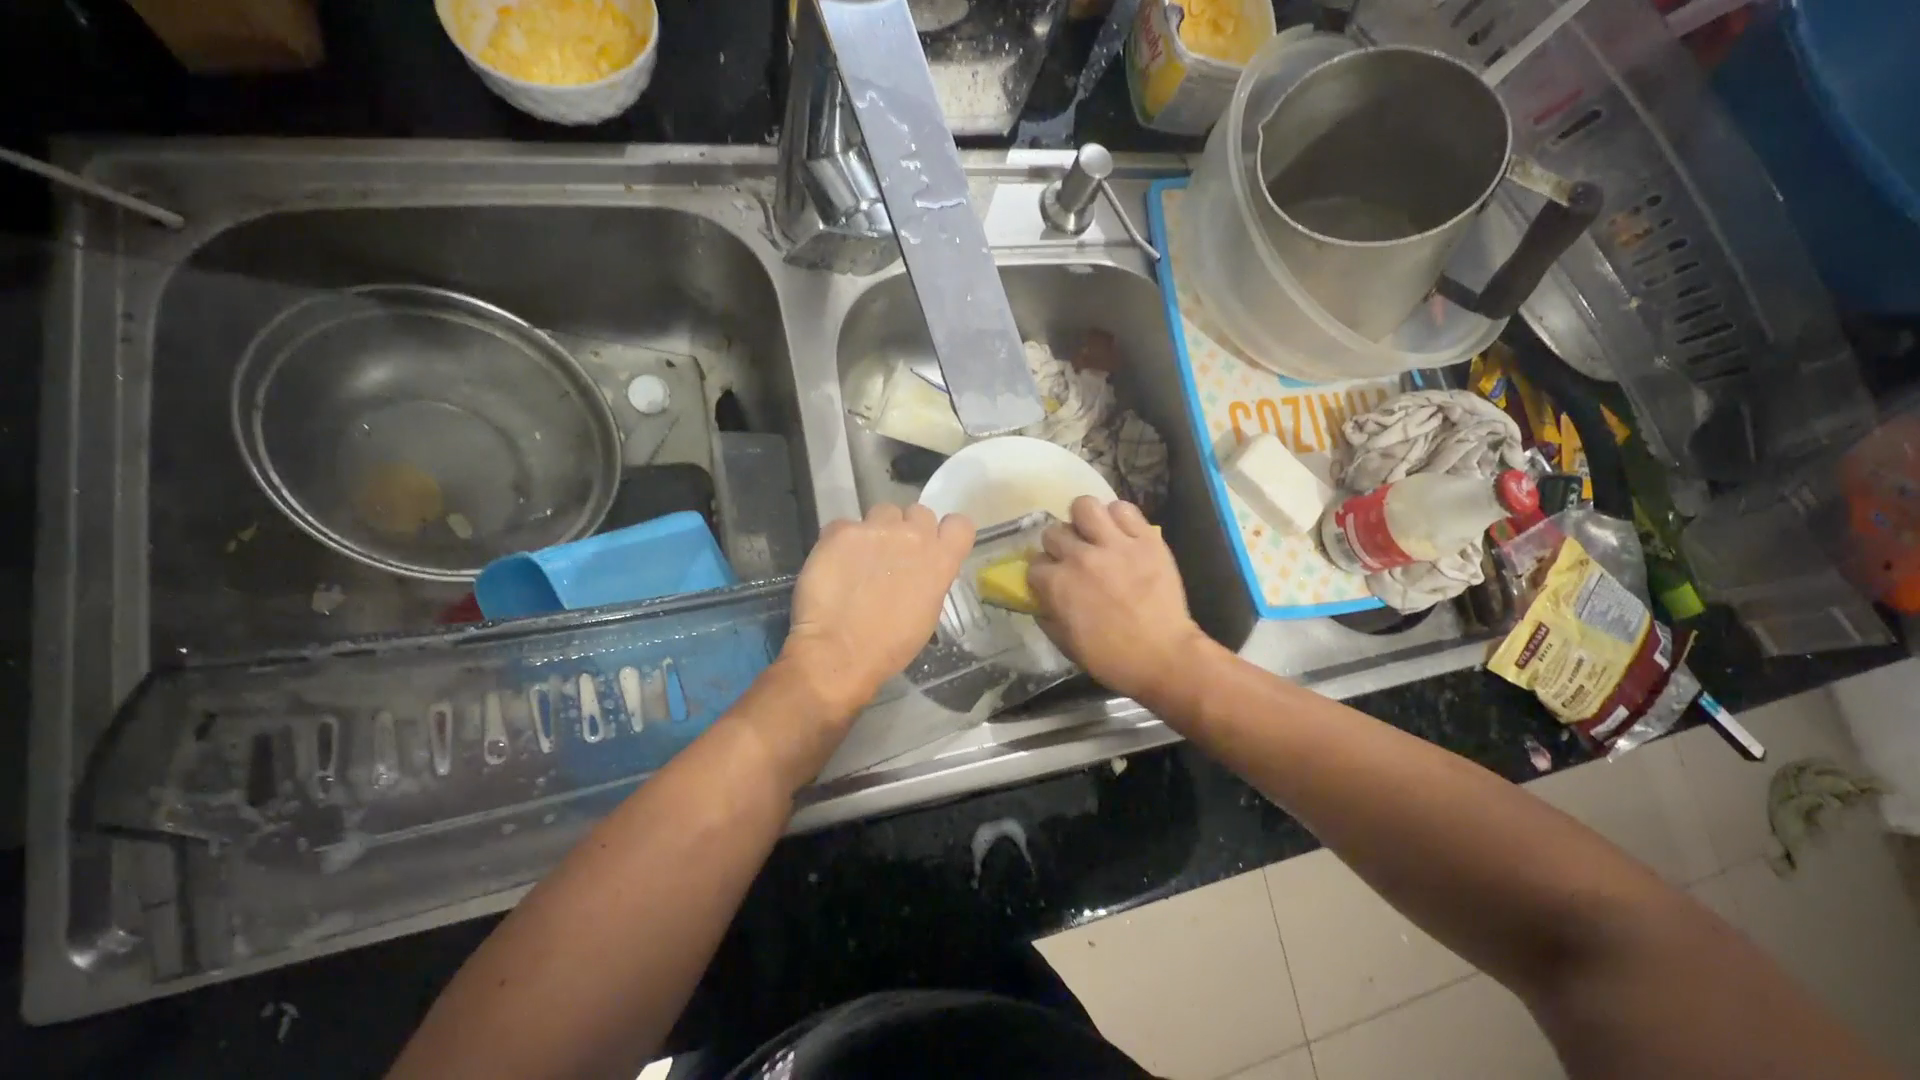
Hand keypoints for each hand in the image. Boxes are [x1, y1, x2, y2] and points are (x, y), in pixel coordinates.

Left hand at [780, 503, 975, 719]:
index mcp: (940, 560)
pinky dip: (840, 542)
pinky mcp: (841, 530)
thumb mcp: (927, 613)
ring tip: (859, 558)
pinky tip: (833, 566)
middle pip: (918, 512)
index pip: (959, 524)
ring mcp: (876, 529)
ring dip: (875, 530)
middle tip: (890, 555)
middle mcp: (913, 536)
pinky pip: (844, 525)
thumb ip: (930, 578)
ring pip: (881, 512)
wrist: (838, 652)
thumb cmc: (889, 646)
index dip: (945, 531)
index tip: (933, 544)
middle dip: (906, 529)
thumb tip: (920, 568)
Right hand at [1027, 496, 1210, 704]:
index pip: (1034, 564)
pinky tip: (1121, 532)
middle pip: (1054, 532)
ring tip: (1094, 533)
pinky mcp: (1145, 539)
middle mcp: (1080, 557)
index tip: (1052, 580)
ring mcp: (1114, 544)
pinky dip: (1119, 517)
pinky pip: (1124, 509)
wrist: (1163, 656)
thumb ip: (1048, 616)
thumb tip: (1040, 600)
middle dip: (1059, 546)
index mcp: (1056, 584)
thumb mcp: (1065, 643)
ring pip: (1085, 506)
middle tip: (1073, 558)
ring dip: (1084, 519)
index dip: (1042, 573)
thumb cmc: (1111, 658)